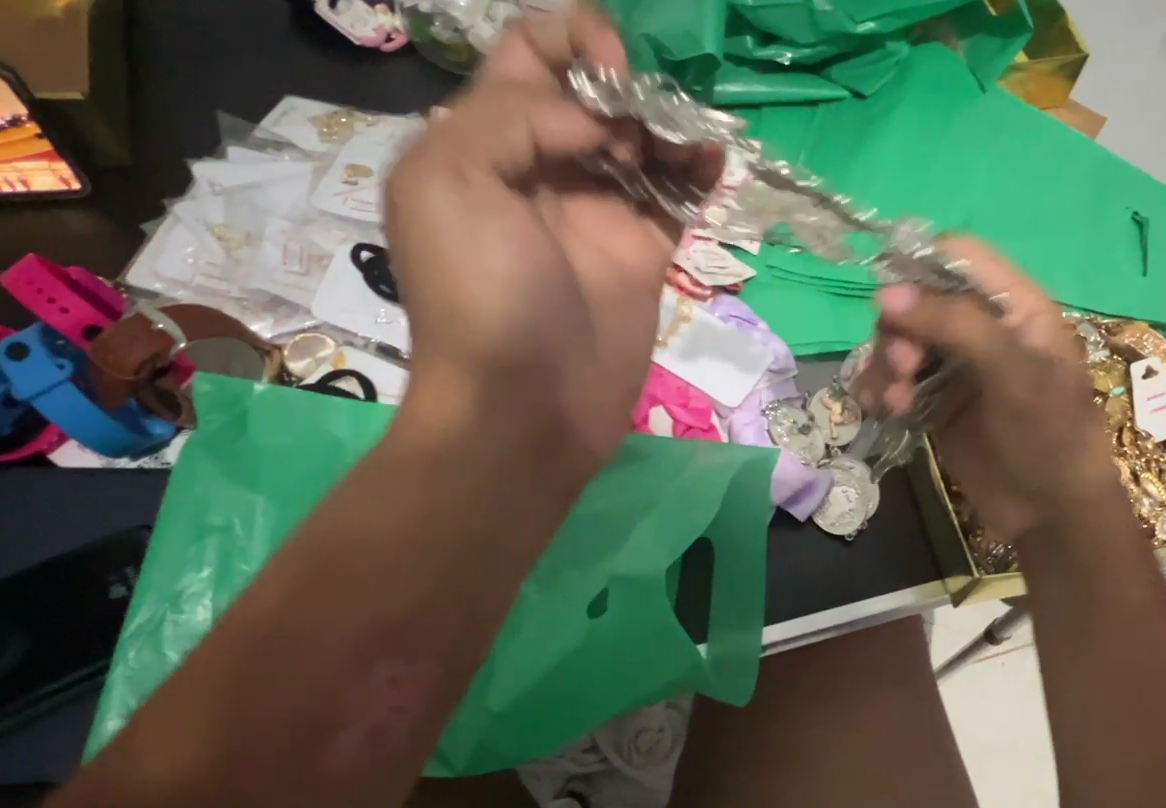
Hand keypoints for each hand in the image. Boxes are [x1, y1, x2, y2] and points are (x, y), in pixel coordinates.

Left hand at [383, 10, 717, 471]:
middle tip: (650, 119)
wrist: (525, 408)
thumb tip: (597, 121)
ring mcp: (598, 215)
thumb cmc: (480, 298)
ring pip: (643, 142)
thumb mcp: (450, 182)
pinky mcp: (641, 257)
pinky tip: (714, 167)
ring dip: (672, 126)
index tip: (612, 69)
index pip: (529, 59)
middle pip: (595, 94)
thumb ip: (512, 117)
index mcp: (484, 142)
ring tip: (691, 143)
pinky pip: (675, 200)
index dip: (572, 40)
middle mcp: (543, 170)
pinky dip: (699, 174)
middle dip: (630, 84)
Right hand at [853, 236, 1120, 542]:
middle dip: (900, 330)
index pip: (958, 258)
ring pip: (900, 343)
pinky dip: (879, 391)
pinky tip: (877, 410)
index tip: (892, 304)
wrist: (1051, 513)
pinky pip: (895, 383)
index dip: (919, 269)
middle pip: (919, 301)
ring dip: (885, 365)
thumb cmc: (1049, 434)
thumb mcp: (1012, 371)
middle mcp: (982, 329)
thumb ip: (954, 324)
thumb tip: (885, 293)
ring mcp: (956, 369)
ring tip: (892, 402)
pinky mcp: (935, 405)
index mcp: (1014, 306)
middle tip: (903, 368)